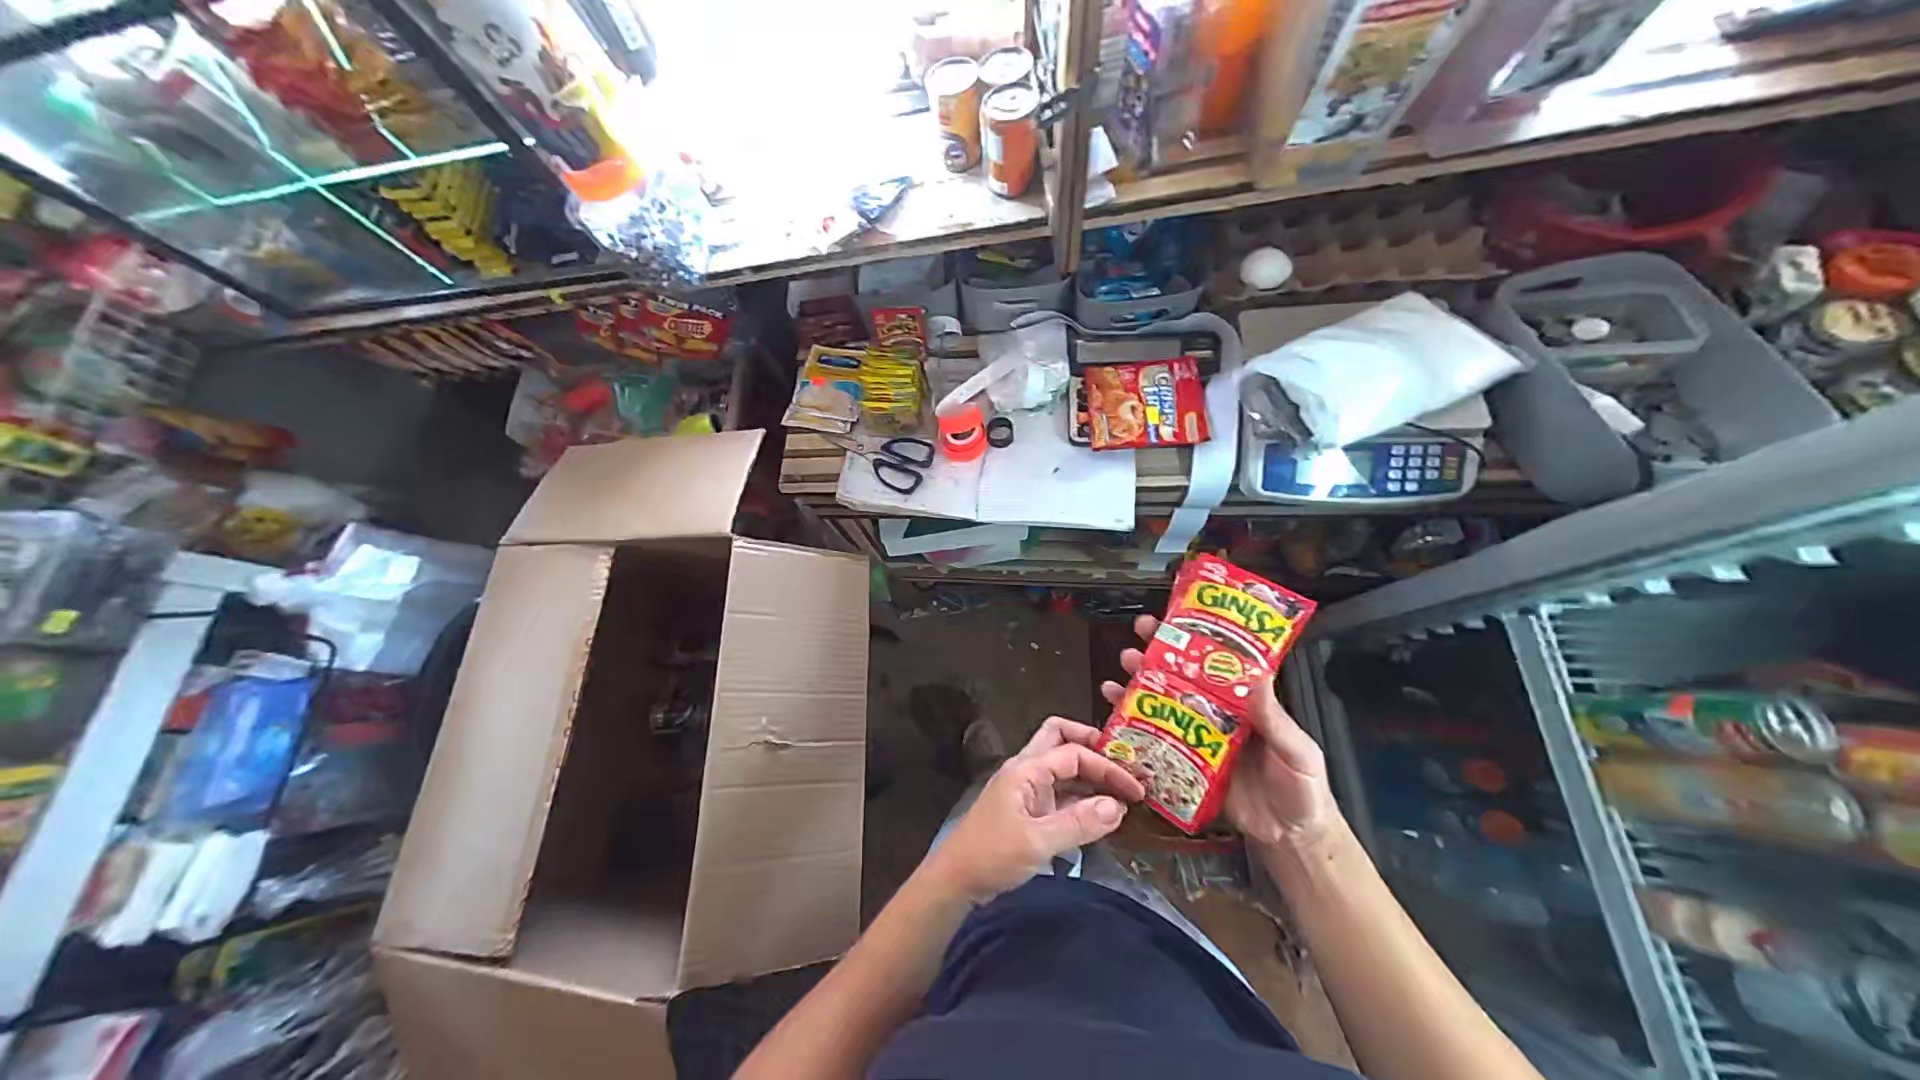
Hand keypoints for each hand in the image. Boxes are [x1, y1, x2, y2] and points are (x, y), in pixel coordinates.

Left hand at [919, 740, 1145, 903]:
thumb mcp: (1037, 842)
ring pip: (1062, 767)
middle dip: (1093, 747)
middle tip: (1125, 767)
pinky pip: (1060, 793)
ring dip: (1090, 775)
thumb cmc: (991, 856)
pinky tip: (1101, 814)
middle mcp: (1026, 771)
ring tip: (1121, 792)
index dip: (1107, 767)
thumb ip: (1078, 823)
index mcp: (1025, 769)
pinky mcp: (1028, 811)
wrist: (955, 881)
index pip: (1074, 753)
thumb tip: (1117, 807)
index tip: (1135, 789)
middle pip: (1061, 740)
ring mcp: (1026, 790)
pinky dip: (1082, 798)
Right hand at [1100, 615, 1340, 851]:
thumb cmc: (1304, 791)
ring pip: (1162, 707)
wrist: (1291, 838)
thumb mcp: (1298, 751)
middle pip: (1180, 679)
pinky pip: (1156, 744)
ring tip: (1121, 673)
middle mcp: (1217, 717)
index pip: (1216, 664)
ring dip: (1139, 687)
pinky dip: (1134, 730)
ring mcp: (1198, 741)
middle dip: (1156, 656)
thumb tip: (1259, 677)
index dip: (1195, 640)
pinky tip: (1117, 718)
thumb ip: (1276, 719)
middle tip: (1139, 640)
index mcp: (1245, 705)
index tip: (1176, 619)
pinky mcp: (1186, 767)